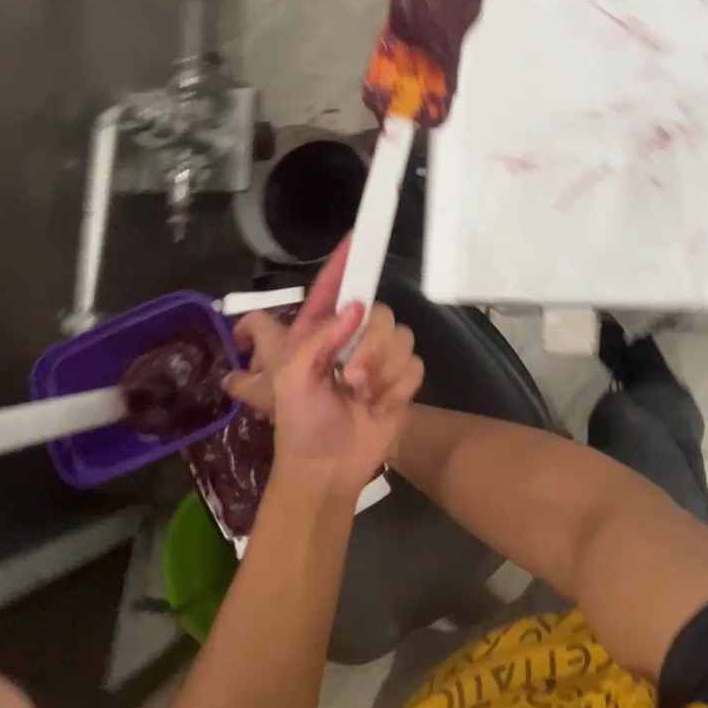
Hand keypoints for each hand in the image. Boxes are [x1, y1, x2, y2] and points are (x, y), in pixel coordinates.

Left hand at [222, 237, 424, 495]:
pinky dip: (397, 389)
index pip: (330, 289)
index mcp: (316, 333)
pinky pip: (415, 365)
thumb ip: (321, 339)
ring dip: (384, 371)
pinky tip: (380, 407)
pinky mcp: (400, 378)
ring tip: (363, 396)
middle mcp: (349, 338)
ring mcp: (377, 358)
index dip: (343, 263)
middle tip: (352, 377)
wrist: (329, 469)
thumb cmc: (300, 425)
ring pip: (402, 337)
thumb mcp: (292, 382)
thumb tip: (357, 308)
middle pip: (380, 313)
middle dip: (372, 346)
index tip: (357, 238)